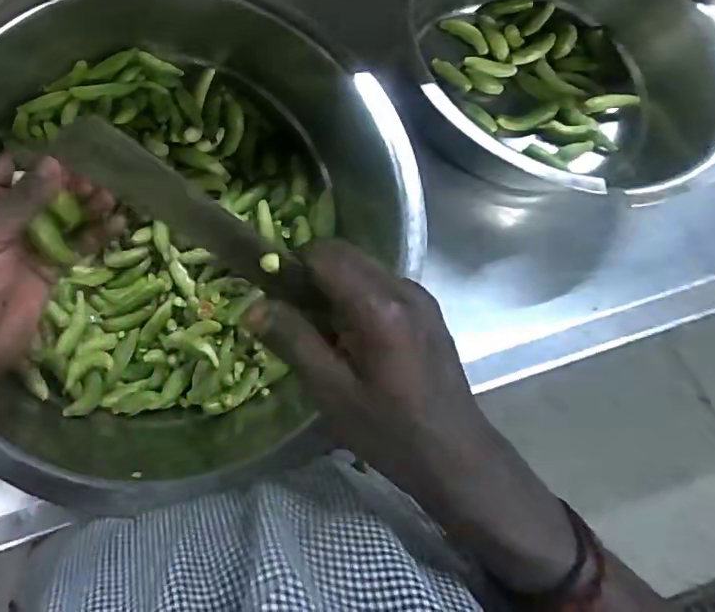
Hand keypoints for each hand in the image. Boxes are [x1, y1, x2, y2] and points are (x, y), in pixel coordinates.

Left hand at [0, 155, 120, 395]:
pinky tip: (117, 224)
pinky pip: (76, 244)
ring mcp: (31, 243)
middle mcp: (8, 217)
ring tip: (111, 196)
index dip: (40, 156)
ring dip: (88, 203)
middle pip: (45, 188)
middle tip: (99, 177)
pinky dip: (96, 233)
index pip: (12, 166)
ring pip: (65, 214)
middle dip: (72, 180)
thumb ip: (24, 199)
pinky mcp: (50, 268)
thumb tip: (57, 161)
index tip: (74, 147)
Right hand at [249, 241, 584, 591]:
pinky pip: (378, 282)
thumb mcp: (331, 391)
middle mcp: (402, 288)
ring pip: (360, 265)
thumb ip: (291, 339)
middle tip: (294, 314)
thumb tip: (253, 306)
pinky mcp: (426, 308)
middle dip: (311, 273)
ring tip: (323, 329)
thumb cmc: (391, 432)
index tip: (276, 296)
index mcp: (378, 306)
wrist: (461, 462)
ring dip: (333, 284)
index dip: (292, 267)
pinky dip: (355, 294)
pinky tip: (352, 335)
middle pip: (342, 253)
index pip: (323, 254)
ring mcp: (419, 295)